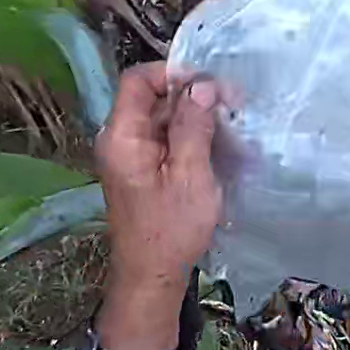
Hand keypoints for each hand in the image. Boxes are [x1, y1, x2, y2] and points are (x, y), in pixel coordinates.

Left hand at [93, 62, 222, 349]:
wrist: (152, 276)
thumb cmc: (172, 229)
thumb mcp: (190, 175)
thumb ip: (193, 126)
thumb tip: (202, 84)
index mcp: (122, 136)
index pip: (138, 80)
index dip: (172, 73)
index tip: (209, 84)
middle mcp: (119, 139)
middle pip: (151, 97)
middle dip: (190, 96)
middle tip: (231, 105)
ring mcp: (129, 154)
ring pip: (161, 117)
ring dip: (193, 117)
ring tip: (229, 126)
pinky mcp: (141, 168)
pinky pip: (163, 138)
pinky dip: (188, 136)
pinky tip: (215, 146)